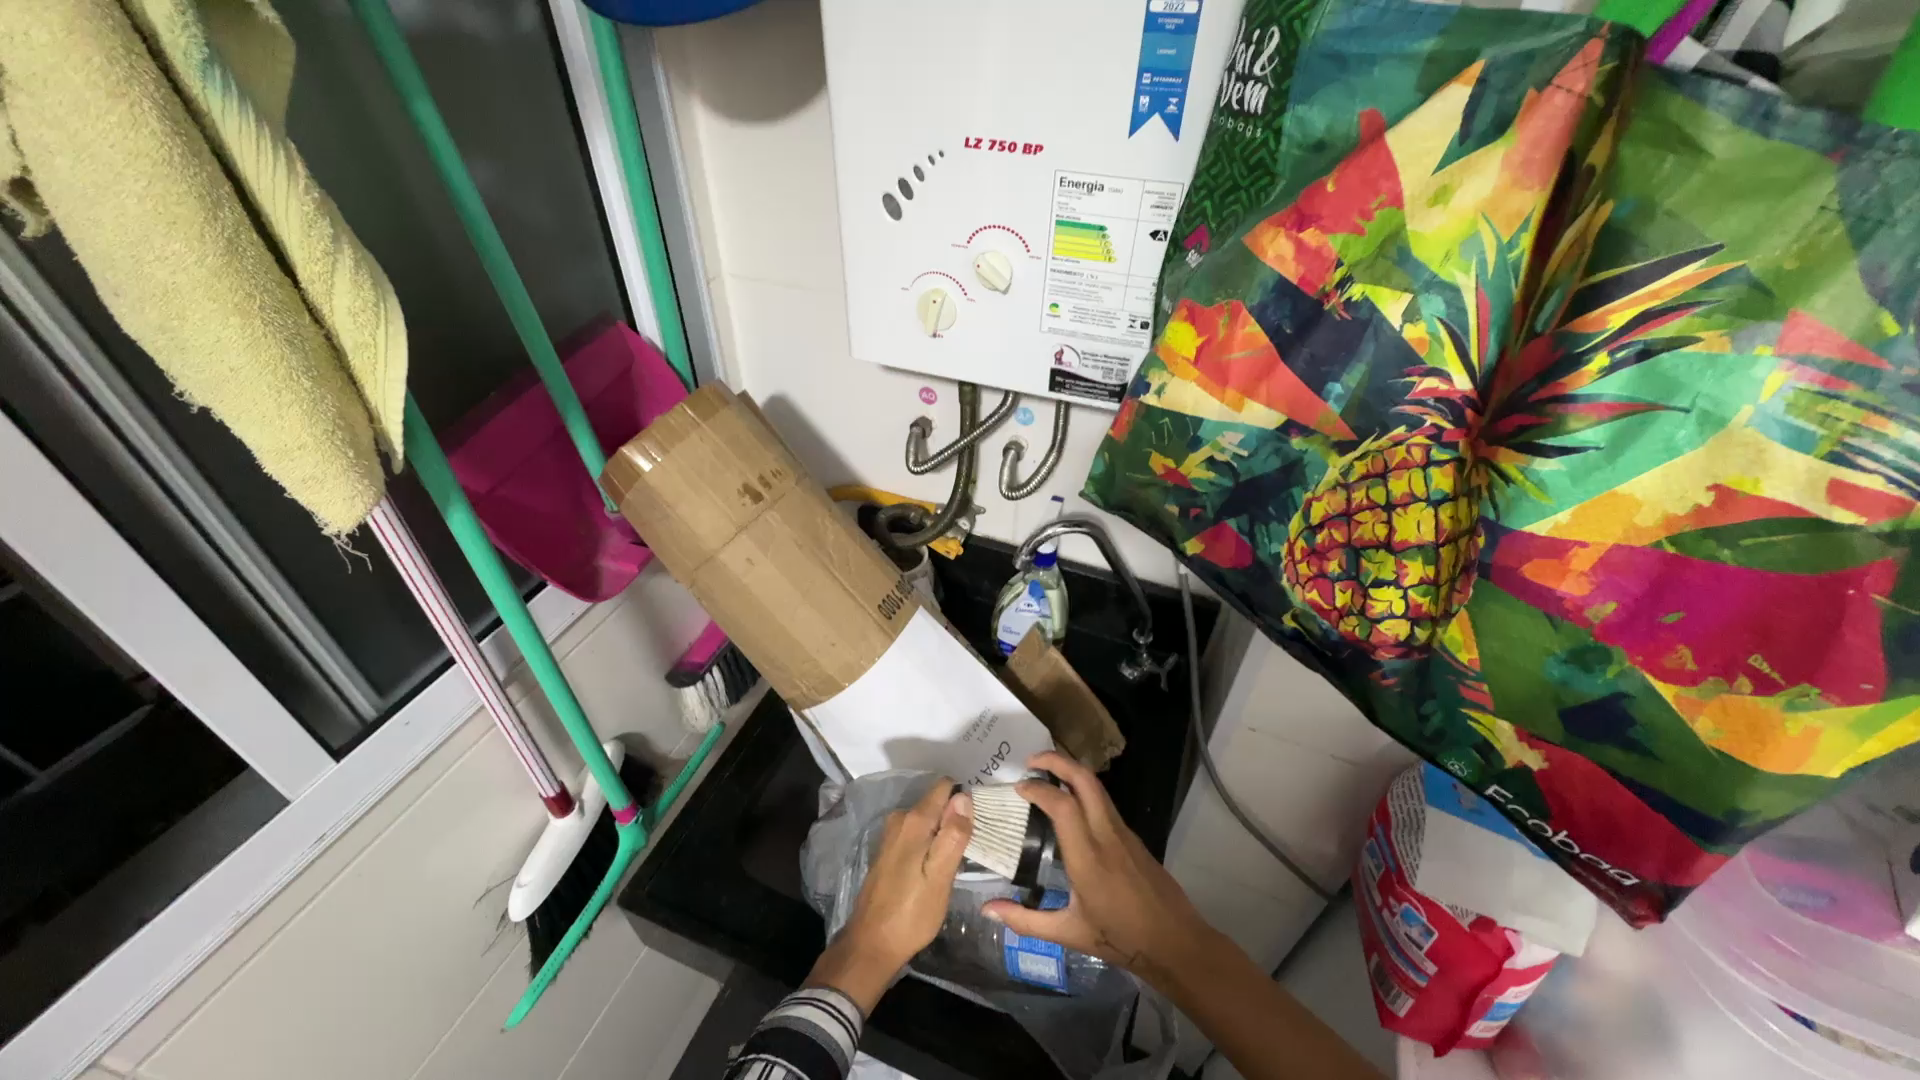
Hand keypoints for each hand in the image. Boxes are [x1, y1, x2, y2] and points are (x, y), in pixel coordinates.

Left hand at [808, 779, 972, 1011]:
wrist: (871, 944)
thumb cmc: (911, 913)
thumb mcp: (940, 877)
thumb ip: (953, 835)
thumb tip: (964, 796)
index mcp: (914, 821)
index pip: (945, 787)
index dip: (964, 800)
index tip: (978, 823)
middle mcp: (900, 819)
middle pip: (937, 802)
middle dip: (955, 818)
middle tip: (970, 849)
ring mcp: (891, 835)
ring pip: (928, 819)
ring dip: (943, 833)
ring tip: (957, 860)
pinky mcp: (888, 850)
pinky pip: (917, 834)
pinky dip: (930, 843)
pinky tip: (936, 867)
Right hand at [982, 751, 1211, 982]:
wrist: (1175, 942)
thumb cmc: (1120, 938)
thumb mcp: (1068, 934)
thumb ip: (1025, 921)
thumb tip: (988, 910)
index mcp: (1088, 857)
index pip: (1062, 805)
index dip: (1038, 789)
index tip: (1018, 787)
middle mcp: (1106, 836)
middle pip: (1085, 780)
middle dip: (1057, 761)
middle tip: (1031, 761)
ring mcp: (1123, 833)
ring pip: (1098, 788)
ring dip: (1072, 772)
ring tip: (1047, 774)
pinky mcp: (1133, 838)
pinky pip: (1105, 803)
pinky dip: (1084, 790)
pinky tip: (1071, 804)